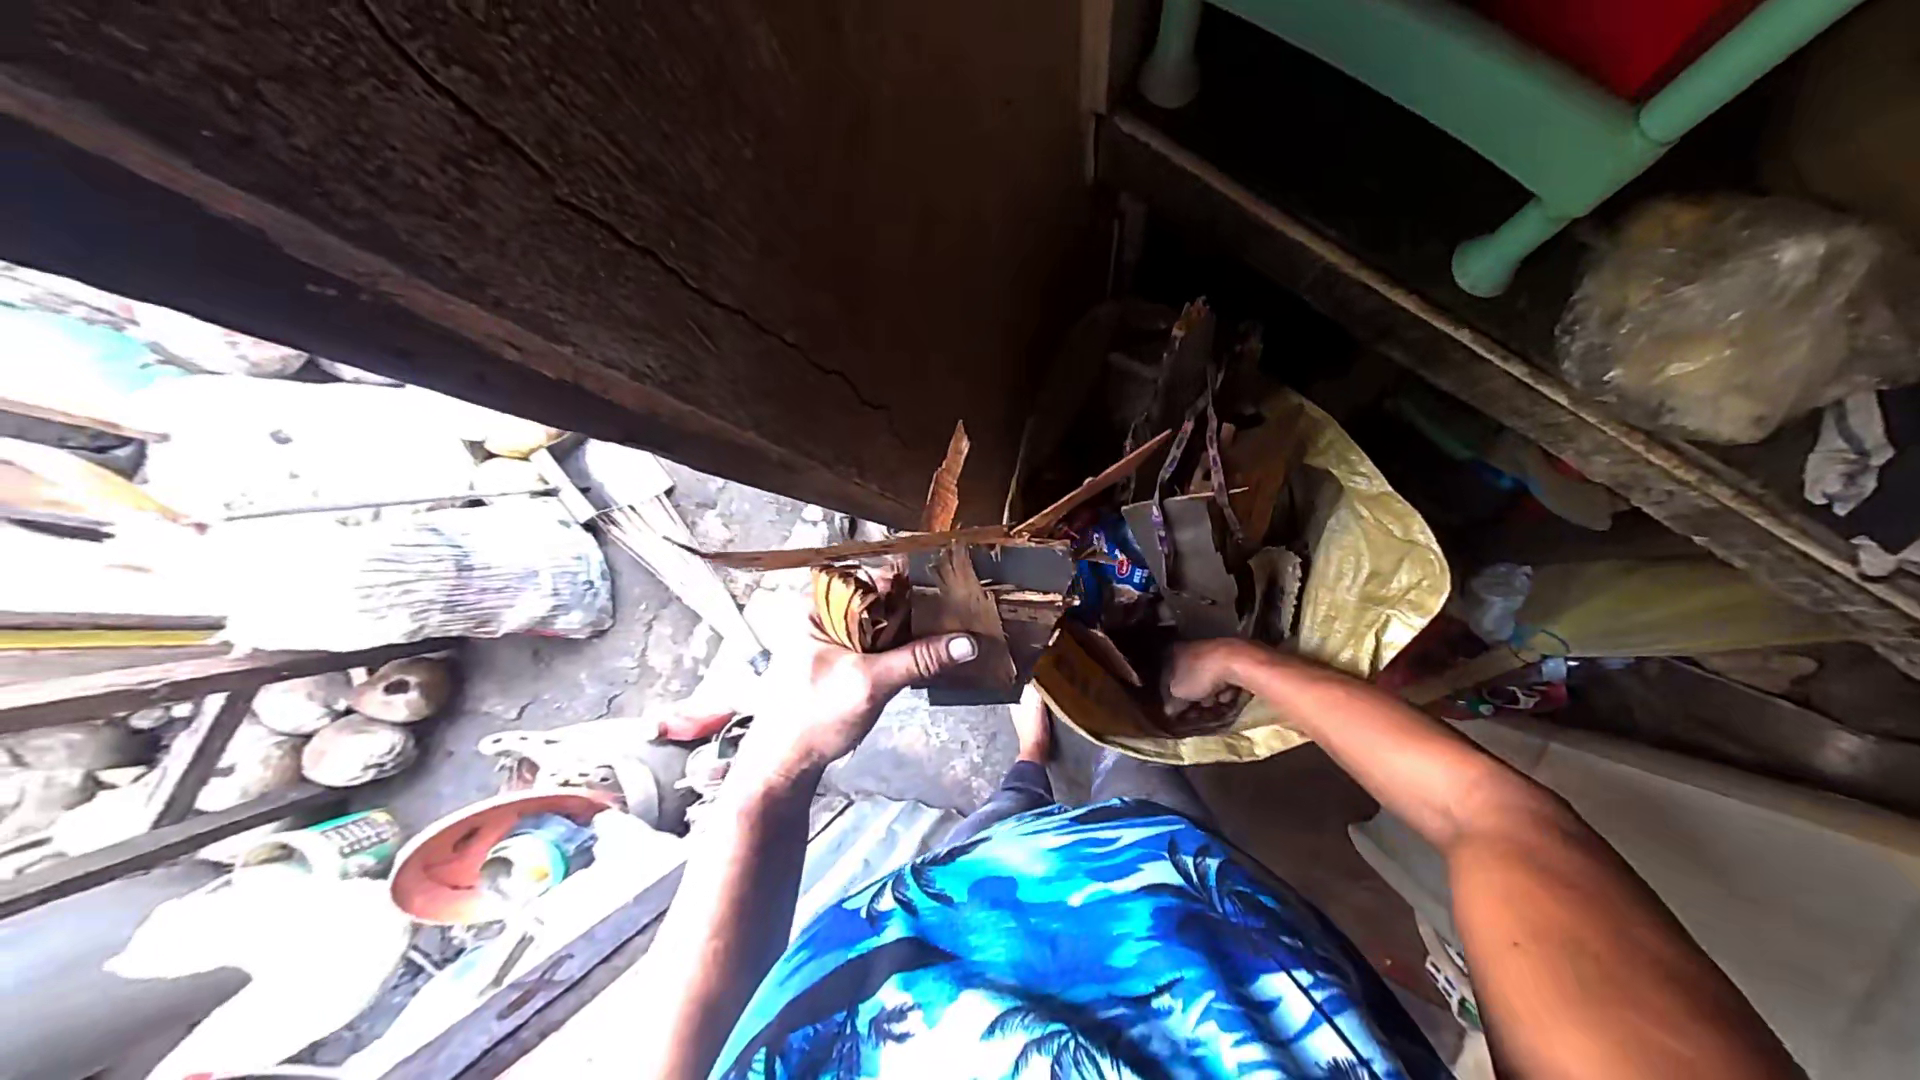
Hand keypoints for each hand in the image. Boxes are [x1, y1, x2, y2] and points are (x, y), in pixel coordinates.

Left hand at [724, 592, 977, 790]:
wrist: (787, 763)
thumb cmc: (813, 717)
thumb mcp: (871, 683)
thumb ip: (919, 659)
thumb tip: (965, 643)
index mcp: (818, 605)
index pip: (872, 578)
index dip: (910, 584)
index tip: (947, 592)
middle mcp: (824, 612)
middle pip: (880, 598)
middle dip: (916, 607)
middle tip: (957, 612)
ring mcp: (834, 635)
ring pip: (882, 620)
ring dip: (911, 628)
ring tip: (950, 629)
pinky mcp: (844, 656)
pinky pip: (879, 640)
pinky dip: (901, 645)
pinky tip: (927, 651)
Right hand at [1162, 638, 1255, 705]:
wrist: (1235, 660)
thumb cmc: (1200, 675)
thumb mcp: (1180, 693)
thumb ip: (1172, 703)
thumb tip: (1169, 710)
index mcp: (1171, 652)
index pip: (1165, 679)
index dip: (1169, 698)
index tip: (1176, 713)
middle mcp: (1188, 648)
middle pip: (1186, 679)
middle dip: (1192, 697)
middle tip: (1196, 711)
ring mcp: (1209, 651)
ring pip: (1205, 679)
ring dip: (1209, 694)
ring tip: (1214, 703)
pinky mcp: (1229, 657)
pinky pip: (1222, 677)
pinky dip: (1223, 688)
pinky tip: (1227, 695)